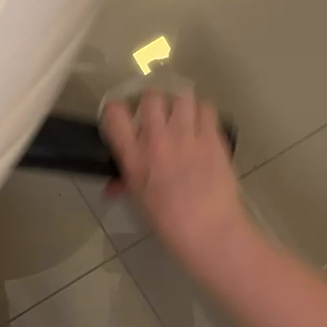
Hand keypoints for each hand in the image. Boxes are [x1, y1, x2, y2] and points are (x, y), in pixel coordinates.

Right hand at [101, 90, 253, 267]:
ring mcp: (187, 135)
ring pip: (182, 96)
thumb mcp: (140, 202)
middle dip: (153, 102)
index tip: (124, 115)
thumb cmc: (170, 222)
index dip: (118, 109)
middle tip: (158, 115)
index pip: (115, 114)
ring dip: (180, 104)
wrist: (209, 229)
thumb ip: (126, 185)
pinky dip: (203, 112)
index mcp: (134, 157)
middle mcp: (158, 139)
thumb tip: (114, 187)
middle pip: (151, 97)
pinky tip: (203, 125)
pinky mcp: (213, 136)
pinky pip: (207, 108)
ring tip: (183, 116)